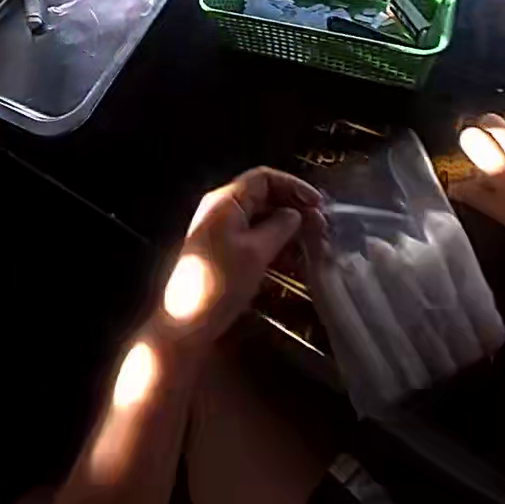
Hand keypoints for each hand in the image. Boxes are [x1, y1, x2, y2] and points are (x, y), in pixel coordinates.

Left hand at [159, 168, 323, 347]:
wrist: (186, 325)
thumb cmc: (221, 283)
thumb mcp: (256, 252)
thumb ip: (280, 227)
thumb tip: (295, 214)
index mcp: (227, 200)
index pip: (265, 178)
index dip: (294, 186)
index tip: (317, 203)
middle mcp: (223, 209)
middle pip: (264, 196)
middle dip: (293, 208)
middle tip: (318, 224)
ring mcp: (221, 230)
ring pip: (262, 218)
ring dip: (287, 229)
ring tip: (311, 245)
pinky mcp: (224, 251)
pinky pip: (254, 237)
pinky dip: (275, 244)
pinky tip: (294, 260)